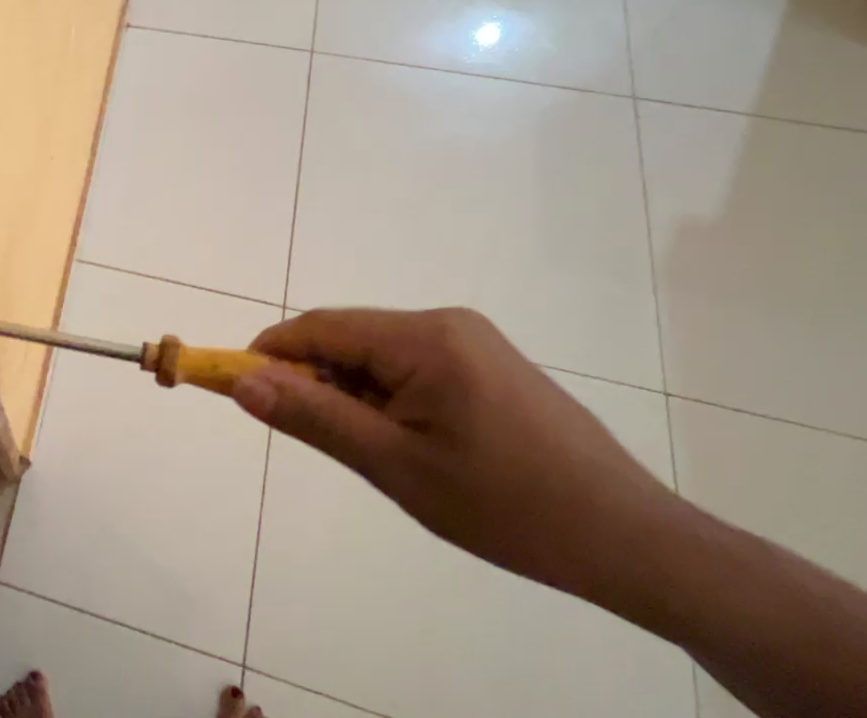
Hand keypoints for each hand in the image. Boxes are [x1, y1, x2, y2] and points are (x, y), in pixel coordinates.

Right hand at [234, 307, 672, 594]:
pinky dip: (383, 398)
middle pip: (346, 338)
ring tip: (367, 453)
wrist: (630, 542)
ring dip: (348, 393)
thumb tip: (242, 383)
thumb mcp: (394, 465)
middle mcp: (445, 324)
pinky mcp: (486, 366)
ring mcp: (471, 343)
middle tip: (307, 436)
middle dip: (310, 379)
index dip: (268, 355)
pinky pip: (408, 368)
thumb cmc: (505, 505)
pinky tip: (402, 444)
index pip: (318, 328)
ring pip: (375, 356)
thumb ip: (314, 418)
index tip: (236, 391)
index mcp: (424, 338)